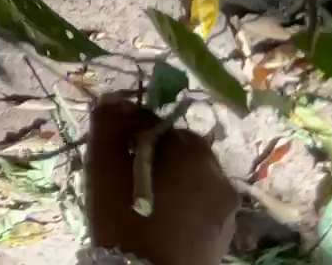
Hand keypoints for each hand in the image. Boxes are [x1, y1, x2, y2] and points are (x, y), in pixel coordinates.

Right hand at [85, 98, 236, 264]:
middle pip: (183, 150)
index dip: (136, 128)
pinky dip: (179, 197)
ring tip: (137, 191)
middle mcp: (221, 179)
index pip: (165, 123)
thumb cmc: (125, 213)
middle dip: (155, 151)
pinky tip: (156, 212)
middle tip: (124, 166)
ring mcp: (228, 210)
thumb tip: (116, 98)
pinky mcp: (225, 233)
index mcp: (195, 157)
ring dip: (167, 174)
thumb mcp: (104, 161)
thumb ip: (109, 123)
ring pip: (192, 176)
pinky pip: (199, 200)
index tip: (115, 143)